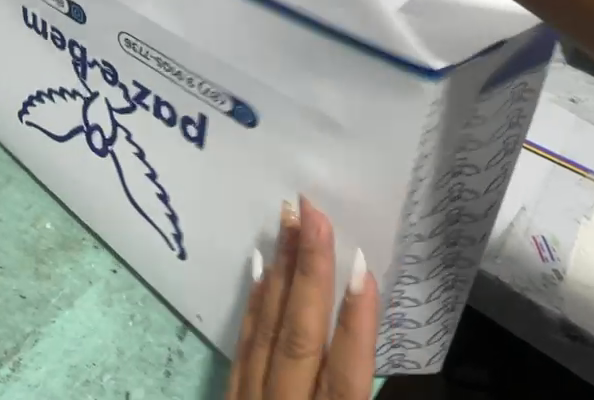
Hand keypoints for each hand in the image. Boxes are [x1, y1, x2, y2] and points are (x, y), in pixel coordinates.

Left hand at [227, 197, 378, 399]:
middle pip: (299, 339)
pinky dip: (255, 305)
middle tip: (312, 212)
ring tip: (290, 224)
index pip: (344, 377)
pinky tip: (261, 266)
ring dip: (282, 275)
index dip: (356, 324)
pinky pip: (243, 345)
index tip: (361, 264)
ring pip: (268, 333)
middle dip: (309, 273)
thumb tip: (364, 312)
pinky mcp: (230, 397)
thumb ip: (350, 387)